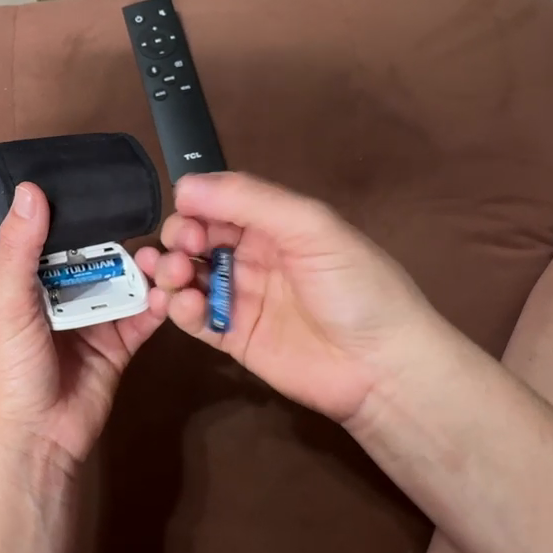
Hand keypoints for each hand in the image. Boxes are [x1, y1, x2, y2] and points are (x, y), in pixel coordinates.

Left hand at [0, 183, 168, 470]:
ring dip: (147, 270)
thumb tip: (30, 188)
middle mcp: (60, 294)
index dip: (79, 211)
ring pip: (123, 283)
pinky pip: (142, 317)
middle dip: (123, 241)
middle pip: (96, 257)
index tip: (112, 180)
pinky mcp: (118, 345)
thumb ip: (19, 248)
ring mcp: (92, 319)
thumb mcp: (6, 302)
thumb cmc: (8, 367)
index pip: (55, 235)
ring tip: (172, 258)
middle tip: (161, 222)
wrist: (34, 439)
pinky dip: (158, 305)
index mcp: (26, 279)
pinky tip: (172, 294)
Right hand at [140, 172, 453, 431]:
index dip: (194, 205)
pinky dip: (178, 307)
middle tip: (183, 252)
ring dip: (170, 271)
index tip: (185, 216)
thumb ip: (249, 200)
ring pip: (187, 275)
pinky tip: (185, 305)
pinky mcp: (231, 337)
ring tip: (177, 278)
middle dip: (178, 238)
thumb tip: (184, 185)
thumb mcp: (311, 227)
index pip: (218, 203)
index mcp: (273, 224)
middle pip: (195, 237)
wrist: (383, 368)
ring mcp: (240, 297)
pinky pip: (192, 317)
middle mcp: (251, 256)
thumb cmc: (356, 287)